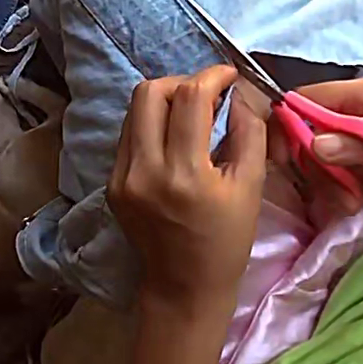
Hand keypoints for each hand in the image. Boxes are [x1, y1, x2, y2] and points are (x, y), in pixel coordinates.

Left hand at [109, 66, 268, 315]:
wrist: (184, 287)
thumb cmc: (226, 241)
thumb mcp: (251, 187)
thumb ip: (249, 133)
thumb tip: (241, 95)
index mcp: (185, 174)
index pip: (190, 97)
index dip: (213, 76)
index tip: (230, 77)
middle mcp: (144, 170)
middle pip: (150, 92)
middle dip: (183, 83)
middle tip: (207, 96)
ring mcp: (121, 177)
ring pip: (134, 110)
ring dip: (165, 101)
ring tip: (191, 115)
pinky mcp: (111, 184)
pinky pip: (129, 135)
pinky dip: (153, 125)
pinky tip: (173, 140)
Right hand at [293, 79, 362, 206]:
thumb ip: (361, 141)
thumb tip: (315, 144)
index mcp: (362, 96)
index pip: (303, 100)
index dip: (288, 127)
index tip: (288, 161)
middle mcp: (354, 113)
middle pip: (307, 136)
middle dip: (317, 169)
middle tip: (340, 196)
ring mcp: (357, 139)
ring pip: (319, 162)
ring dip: (331, 186)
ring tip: (355, 204)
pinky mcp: (362, 162)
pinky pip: (336, 178)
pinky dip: (343, 193)